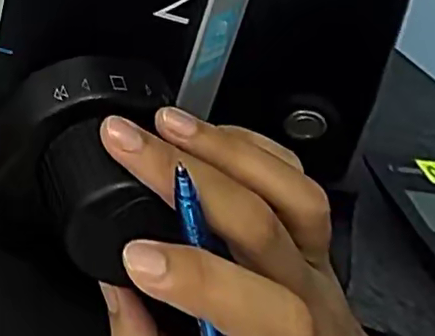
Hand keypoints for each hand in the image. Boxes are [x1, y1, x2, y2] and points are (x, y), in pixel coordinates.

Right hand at [95, 109, 364, 335]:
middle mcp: (318, 308)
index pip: (266, 312)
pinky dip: (245, 145)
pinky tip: (204, 131)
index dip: (198, 277)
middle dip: (183, 175)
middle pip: (262, 228)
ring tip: (166, 122)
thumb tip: (117, 287)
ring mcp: (317, 267)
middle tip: (125, 143)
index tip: (136, 256)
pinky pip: (294, 176)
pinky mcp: (310, 237)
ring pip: (290, 190)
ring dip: (220, 147)